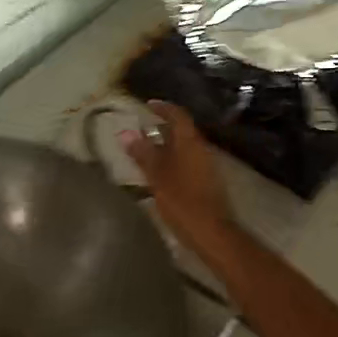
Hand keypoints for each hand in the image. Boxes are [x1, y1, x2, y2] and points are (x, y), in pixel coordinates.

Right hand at [122, 101, 235, 257]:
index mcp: (190, 142)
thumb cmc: (181, 201)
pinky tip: (159, 173)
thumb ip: (143, 154)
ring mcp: (206, 166)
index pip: (178, 115)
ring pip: (185, 148)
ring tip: (146, 151)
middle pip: (182, 131)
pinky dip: (173, 161)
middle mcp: (201, 149)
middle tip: (142, 129)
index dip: (163, 108)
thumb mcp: (157, 176)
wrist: (211, 231)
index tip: (147, 105)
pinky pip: (187, 162)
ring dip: (167, 146)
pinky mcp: (207, 183)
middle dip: (163, 127)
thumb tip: (126, 132)